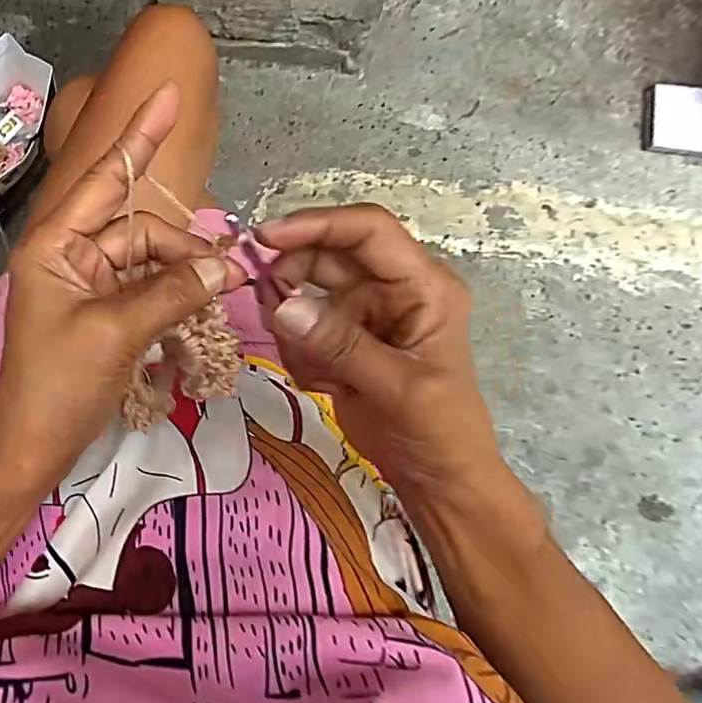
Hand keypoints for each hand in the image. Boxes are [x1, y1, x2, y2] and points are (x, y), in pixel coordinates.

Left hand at [0, 83, 245, 495]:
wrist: (34, 448)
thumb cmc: (58, 387)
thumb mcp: (117, 332)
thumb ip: (173, 291)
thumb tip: (226, 265)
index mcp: (53, 246)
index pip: (105, 180)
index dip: (139, 137)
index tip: (169, 92)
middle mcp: (67, 256)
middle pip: (136, 226)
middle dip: (181, 243)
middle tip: (228, 267)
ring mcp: (84, 286)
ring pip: (146, 260)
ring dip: (182, 275)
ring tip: (217, 296)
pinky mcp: (99, 313)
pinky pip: (144, 289)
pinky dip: (172, 297)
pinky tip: (197, 311)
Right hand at [254, 205, 507, 499]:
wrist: (436, 477)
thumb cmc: (438, 430)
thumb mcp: (396, 387)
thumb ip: (339, 345)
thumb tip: (282, 306)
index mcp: (422, 286)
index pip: (368, 231)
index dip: (316, 225)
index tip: (263, 238)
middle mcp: (390, 288)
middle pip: (325, 255)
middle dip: (291, 279)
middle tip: (267, 312)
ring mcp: (363, 312)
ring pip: (304, 290)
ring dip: (293, 327)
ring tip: (314, 369)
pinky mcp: (340, 336)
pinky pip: (298, 326)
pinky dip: (297, 352)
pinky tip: (324, 383)